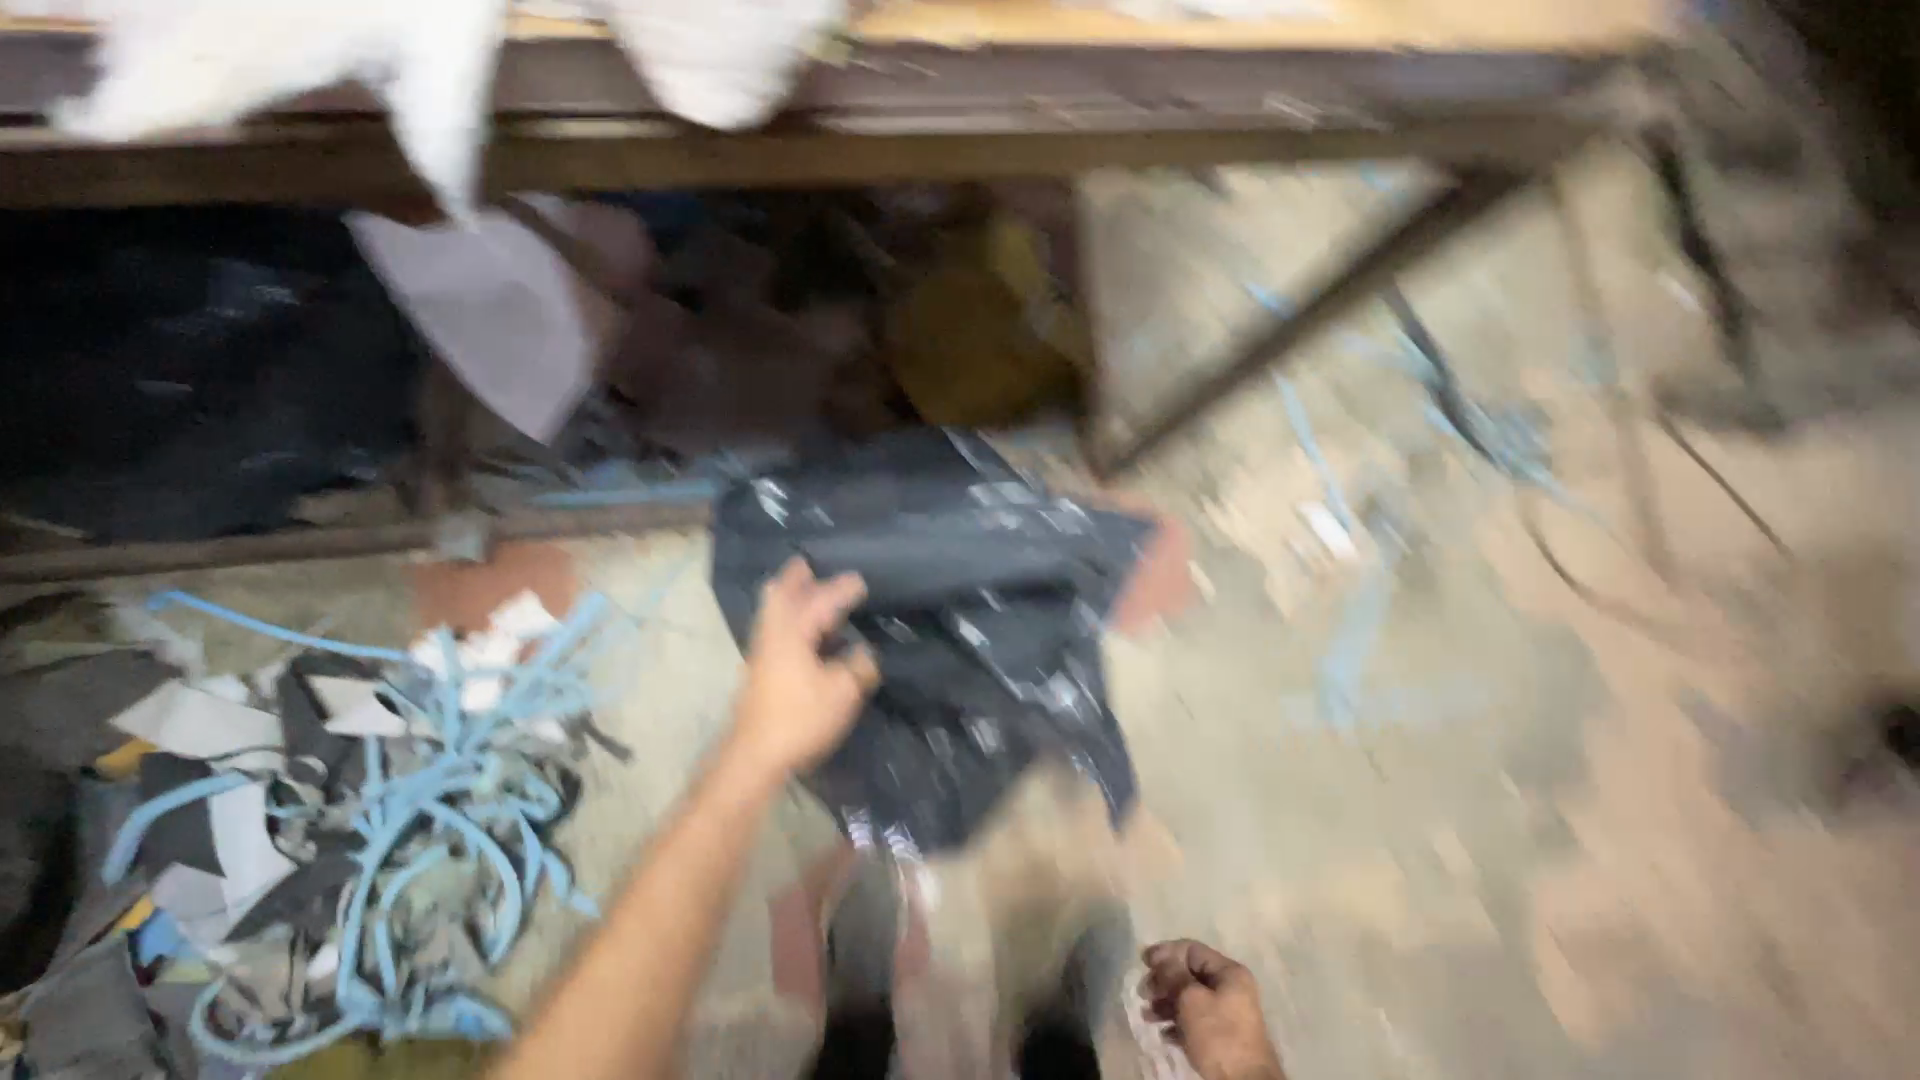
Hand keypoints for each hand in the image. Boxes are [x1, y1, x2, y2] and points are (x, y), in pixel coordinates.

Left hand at [727, 557, 879, 777]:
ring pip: (772, 614)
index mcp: (793, 633)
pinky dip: (787, 619)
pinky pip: (773, 630)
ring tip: (804, 591)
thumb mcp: (842, 693)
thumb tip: (864, 654)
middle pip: (779, 596)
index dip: (841, 589)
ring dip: (788, 598)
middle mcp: (772, 636)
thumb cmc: (799, 719)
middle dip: (795, 579)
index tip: (860, 581)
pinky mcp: (759, 673)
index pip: (820, 601)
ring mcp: (761, 654)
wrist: (754, 755)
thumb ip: (857, 667)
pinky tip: (804, 634)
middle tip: (808, 565)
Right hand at [1141, 940, 1284, 1079]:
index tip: (1143, 964)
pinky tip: (1165, 1034)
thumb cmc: (1218, 1035)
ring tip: (1147, 1016)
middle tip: (1144, 994)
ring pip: (1189, 999)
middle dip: (1163, 982)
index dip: (1165, 952)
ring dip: (1165, 1004)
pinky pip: (1194, 1021)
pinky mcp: (1223, 1037)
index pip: (1191, 949)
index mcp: (1229, 972)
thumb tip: (1161, 956)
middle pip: (1188, 974)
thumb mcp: (1191, 999)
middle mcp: (1230, 988)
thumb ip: (1173, 974)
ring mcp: (1227, 1013)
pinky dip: (1177, 1024)